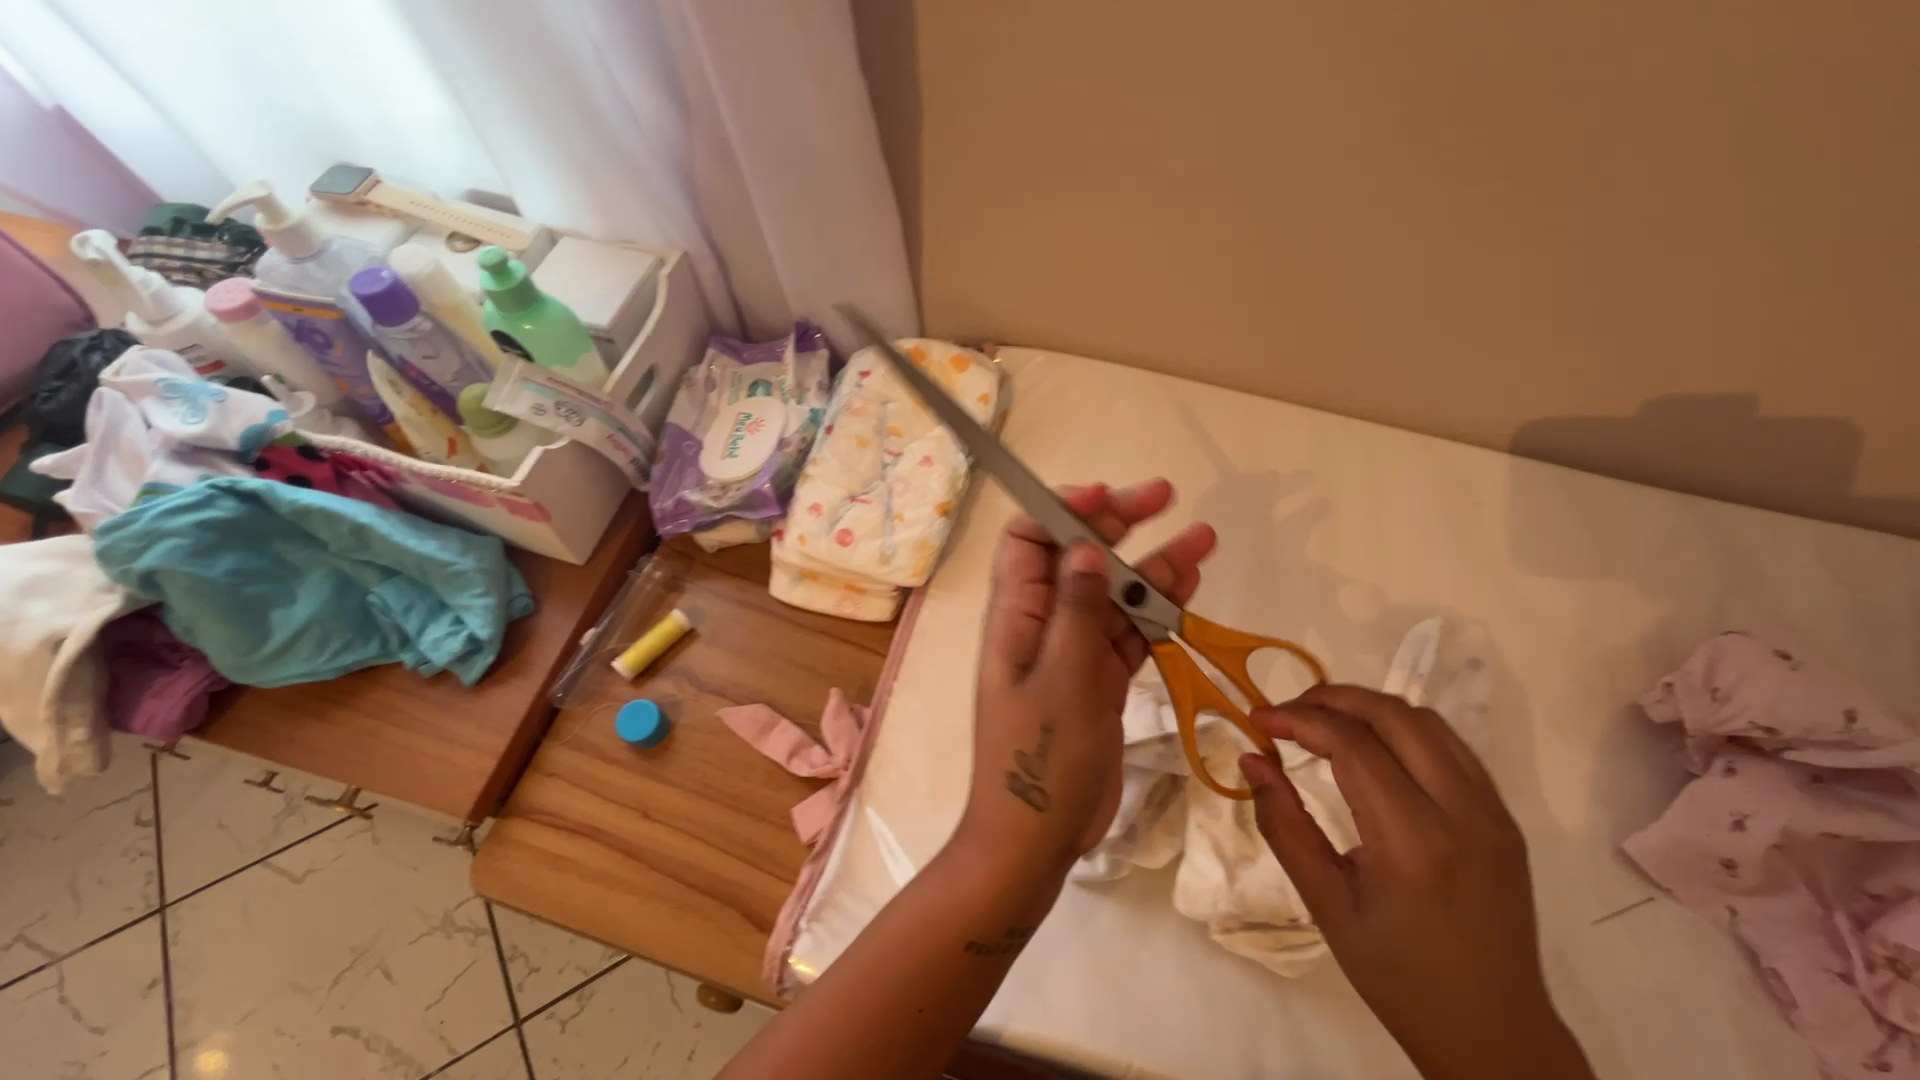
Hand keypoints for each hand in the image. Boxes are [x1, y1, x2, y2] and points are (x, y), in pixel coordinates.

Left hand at [955, 479, 1216, 876]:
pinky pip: (1128, 634)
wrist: (1037, 837)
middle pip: (1078, 558)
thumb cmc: (1042, 757)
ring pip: (1112, 595)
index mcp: (1015, 615)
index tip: (1110, 497)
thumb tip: (1087, 546)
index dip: (1064, 511)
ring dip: (1152, 567)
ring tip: (1204, 538)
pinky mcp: (1098, 681)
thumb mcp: (1064, 678)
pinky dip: (1156, 612)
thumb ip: (1079, 610)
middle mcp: (1041, 625)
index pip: (1029, 541)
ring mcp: (1072, 653)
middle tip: (1166, 496)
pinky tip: (1189, 587)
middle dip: (1118, 524)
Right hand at [1241, 686, 1594, 1079]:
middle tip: (1286, 713)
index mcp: (1413, 840)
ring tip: (1323, 723)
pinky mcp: (1503, 819)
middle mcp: (1461, 812)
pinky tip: (1374, 750)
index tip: (1256, 721)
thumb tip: (1251, 762)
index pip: (1352, 744)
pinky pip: (1453, 748)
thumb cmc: (1396, 974)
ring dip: (1370, 709)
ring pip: (1428, 722)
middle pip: (1395, 715)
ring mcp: (1492, 812)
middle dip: (1332, 699)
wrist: (1491, 1029)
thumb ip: (1284, 825)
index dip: (1297, 720)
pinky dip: (1405, 731)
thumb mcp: (1325, 903)